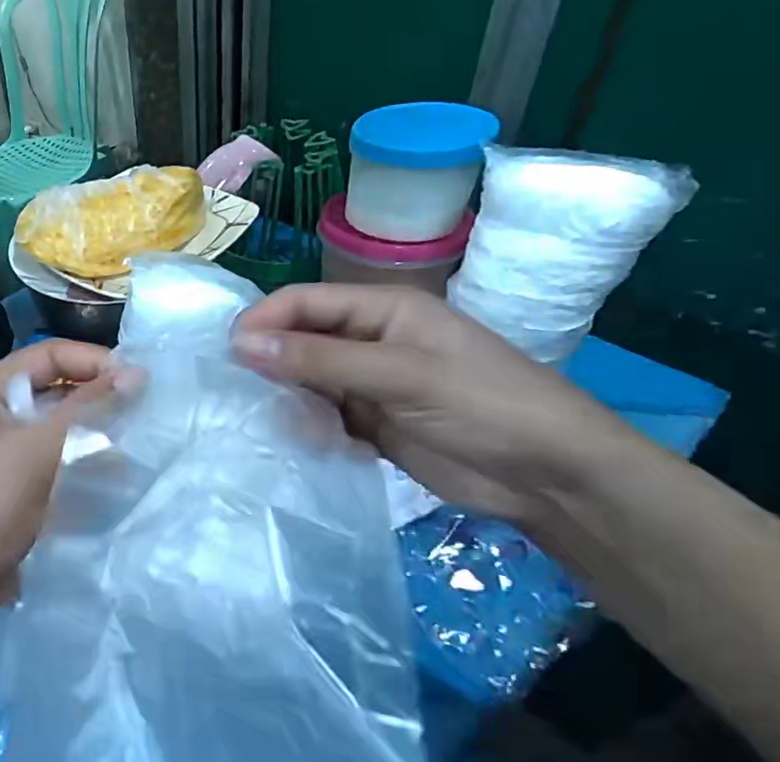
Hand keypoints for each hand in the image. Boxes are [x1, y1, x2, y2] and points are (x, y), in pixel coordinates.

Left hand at [0, 339, 120, 605]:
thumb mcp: (40, 448)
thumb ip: (88, 408)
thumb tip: (137, 372)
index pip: (50, 353)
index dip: (93, 360)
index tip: (137, 377)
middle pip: (57, 385)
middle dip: (97, 394)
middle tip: (141, 405)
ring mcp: (6, 443)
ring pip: (62, 419)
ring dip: (95, 425)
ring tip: (133, 435)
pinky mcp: (19, 475)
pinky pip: (59, 450)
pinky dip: (85, 453)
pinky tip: (114, 466)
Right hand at [233, 284, 650, 526]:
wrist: (553, 477)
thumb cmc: (483, 403)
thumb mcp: (401, 375)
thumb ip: (321, 359)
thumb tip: (242, 343)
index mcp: (381, 308)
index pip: (305, 302)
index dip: (265, 321)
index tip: (227, 352)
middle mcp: (370, 339)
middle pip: (302, 341)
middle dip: (273, 364)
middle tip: (241, 396)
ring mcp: (372, 383)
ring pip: (309, 382)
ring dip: (290, 401)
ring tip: (277, 426)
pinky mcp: (375, 424)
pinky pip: (326, 419)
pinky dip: (311, 430)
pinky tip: (307, 447)